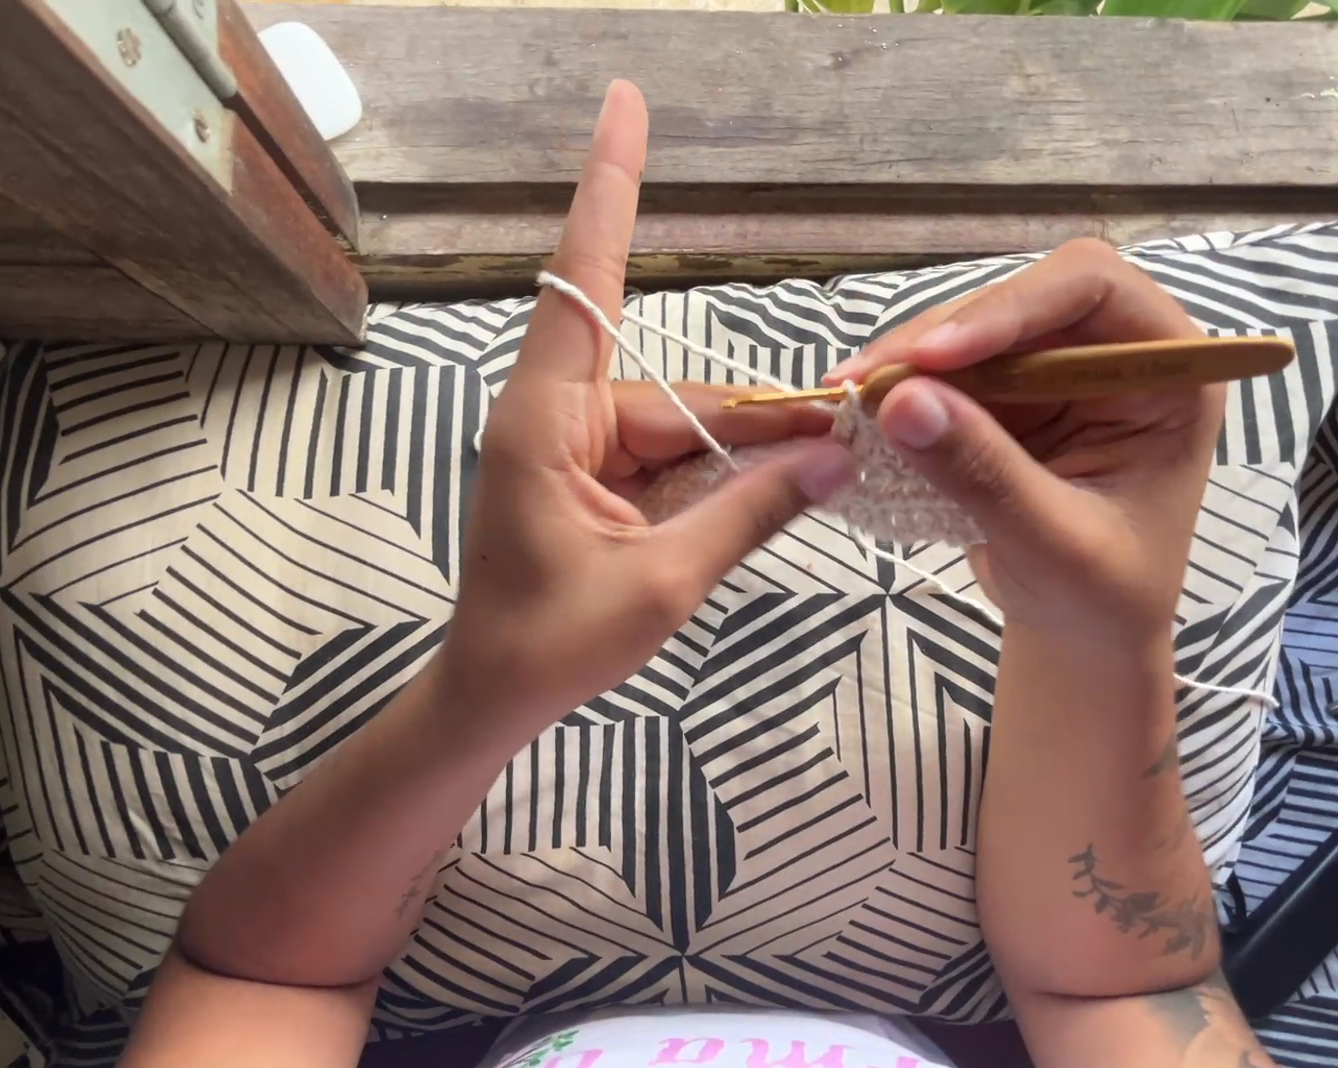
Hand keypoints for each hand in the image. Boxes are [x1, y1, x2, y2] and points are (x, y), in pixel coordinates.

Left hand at [440, 81, 853, 732]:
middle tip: (840, 439)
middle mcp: (559, 418)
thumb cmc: (554, 644)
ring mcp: (576, 450)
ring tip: (815, 470)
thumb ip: (748, 512)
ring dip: (742, 455)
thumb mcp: (664, 582)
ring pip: (680, 430)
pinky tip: (765, 491)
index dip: (611, 192)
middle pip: (675, 393)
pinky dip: (714, 477)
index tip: (624, 104)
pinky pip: (667, 460)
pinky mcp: (591, 480)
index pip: (588, 285)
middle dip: (757, 418)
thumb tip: (834, 459)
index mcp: (548, 422)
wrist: (497, 694)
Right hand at [824, 239, 1222, 648]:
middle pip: (1015, 303)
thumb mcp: (1050, 540)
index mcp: (1163, 376)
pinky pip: (941, 380)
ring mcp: (1049, 380)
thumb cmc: (1099, 597)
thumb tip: (898, 402)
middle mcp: (1105, 360)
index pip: (1090, 292)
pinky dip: (899, 395)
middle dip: (934, 339)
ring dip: (904, 364)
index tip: (929, 359)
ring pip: (967, 336)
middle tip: (860, 381)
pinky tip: (860, 415)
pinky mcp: (1002, 407)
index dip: (1007, 309)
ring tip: (846, 398)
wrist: (1080, 633)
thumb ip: (982, 471)